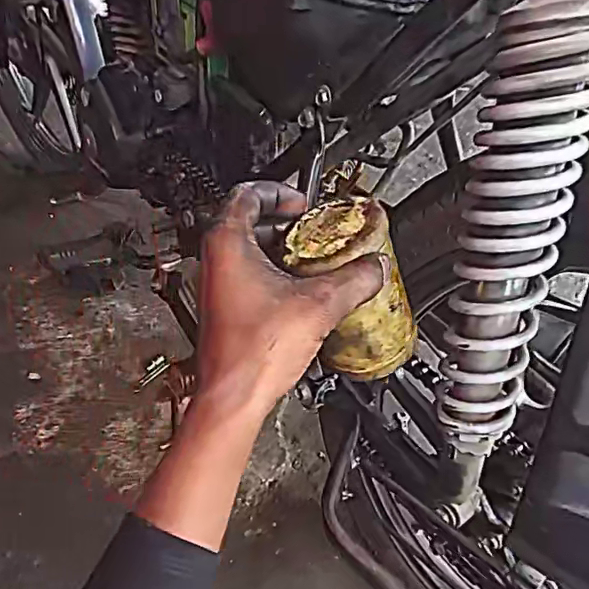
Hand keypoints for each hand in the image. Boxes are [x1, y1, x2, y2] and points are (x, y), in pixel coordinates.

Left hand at [192, 182, 388, 420]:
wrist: (233, 396)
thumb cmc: (253, 353)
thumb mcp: (319, 305)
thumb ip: (354, 280)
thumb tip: (374, 269)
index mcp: (227, 245)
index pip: (248, 193)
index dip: (280, 191)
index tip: (302, 202)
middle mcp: (214, 263)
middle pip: (248, 222)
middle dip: (285, 224)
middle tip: (312, 232)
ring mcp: (216, 289)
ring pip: (247, 254)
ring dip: (280, 253)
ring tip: (311, 263)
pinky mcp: (224, 312)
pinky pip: (248, 281)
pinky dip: (273, 278)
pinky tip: (299, 296)